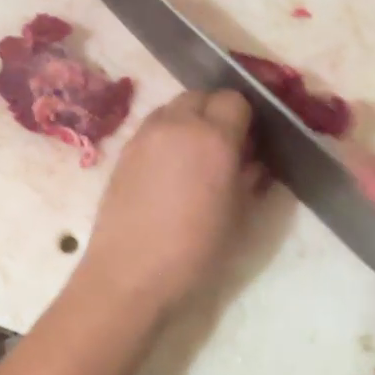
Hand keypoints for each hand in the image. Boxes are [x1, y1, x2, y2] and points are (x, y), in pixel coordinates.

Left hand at [75, 90, 262, 315]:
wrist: (128, 276)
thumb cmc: (193, 252)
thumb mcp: (238, 219)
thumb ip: (250, 180)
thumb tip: (253, 162)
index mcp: (213, 137)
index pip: (236, 100)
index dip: (246, 119)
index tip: (250, 143)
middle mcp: (175, 125)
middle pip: (200, 98)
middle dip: (215, 114)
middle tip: (224, 148)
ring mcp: (143, 138)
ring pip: (171, 110)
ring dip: (187, 123)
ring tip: (194, 159)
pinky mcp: (121, 156)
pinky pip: (149, 132)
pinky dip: (164, 139)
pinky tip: (168, 173)